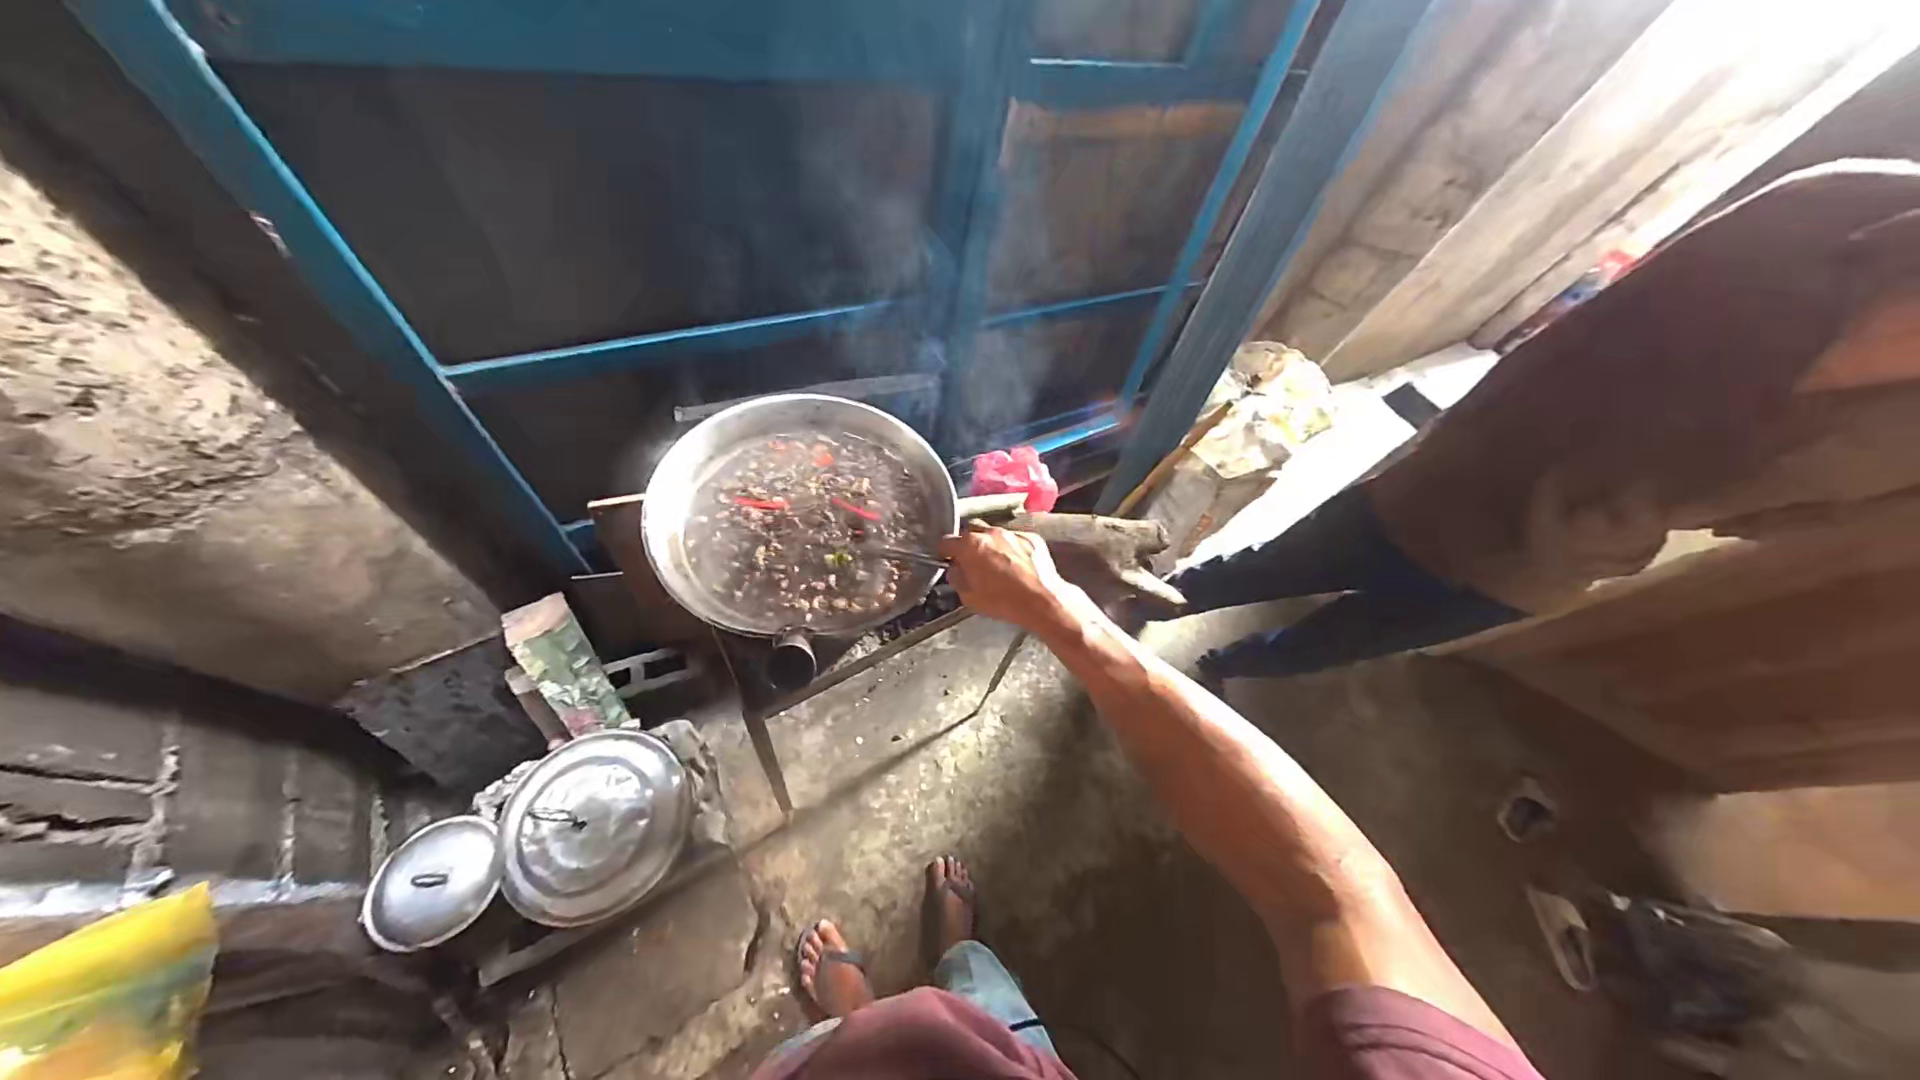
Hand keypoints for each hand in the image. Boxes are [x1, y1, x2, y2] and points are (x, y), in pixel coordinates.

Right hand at [937, 525, 1081, 627]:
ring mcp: (1012, 533)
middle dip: (968, 544)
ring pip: (993, 534)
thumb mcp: (968, 597)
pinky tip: (1016, 565)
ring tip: (997, 565)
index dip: (945, 552)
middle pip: (970, 532)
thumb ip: (956, 578)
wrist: (1042, 600)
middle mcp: (990, 533)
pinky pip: (1014, 539)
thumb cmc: (1003, 601)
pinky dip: (1011, 549)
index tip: (948, 560)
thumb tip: (955, 569)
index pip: (946, 542)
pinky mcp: (1031, 538)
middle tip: (972, 562)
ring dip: (990, 545)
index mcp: (970, 545)